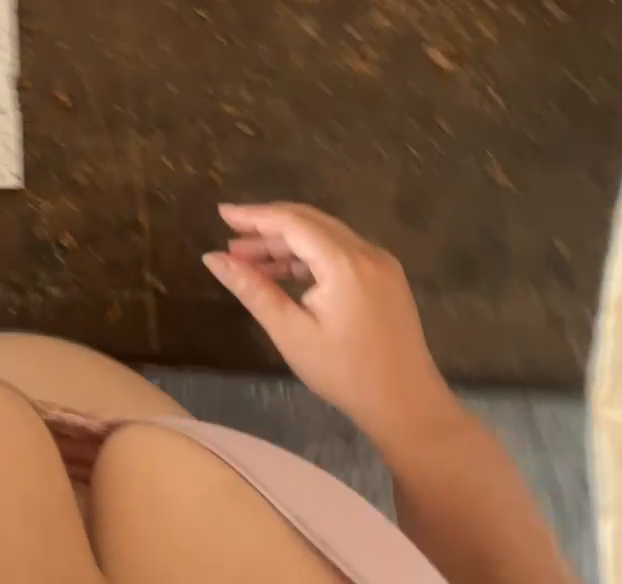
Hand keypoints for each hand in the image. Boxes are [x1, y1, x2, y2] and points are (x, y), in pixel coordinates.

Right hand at [203, 202, 462, 445]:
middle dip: (266, 224)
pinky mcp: (383, 277)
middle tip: (230, 235)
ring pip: (322, 234)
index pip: (292, 223)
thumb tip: (212, 257)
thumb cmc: (346, 373)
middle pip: (308, 221)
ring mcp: (380, 264)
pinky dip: (305, 253)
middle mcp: (367, 254)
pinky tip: (280, 270)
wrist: (409, 408)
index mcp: (345, 265)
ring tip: (246, 257)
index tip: (221, 214)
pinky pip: (337, 249)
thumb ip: (251, 288)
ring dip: (283, 241)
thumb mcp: (290, 331)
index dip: (254, 215)